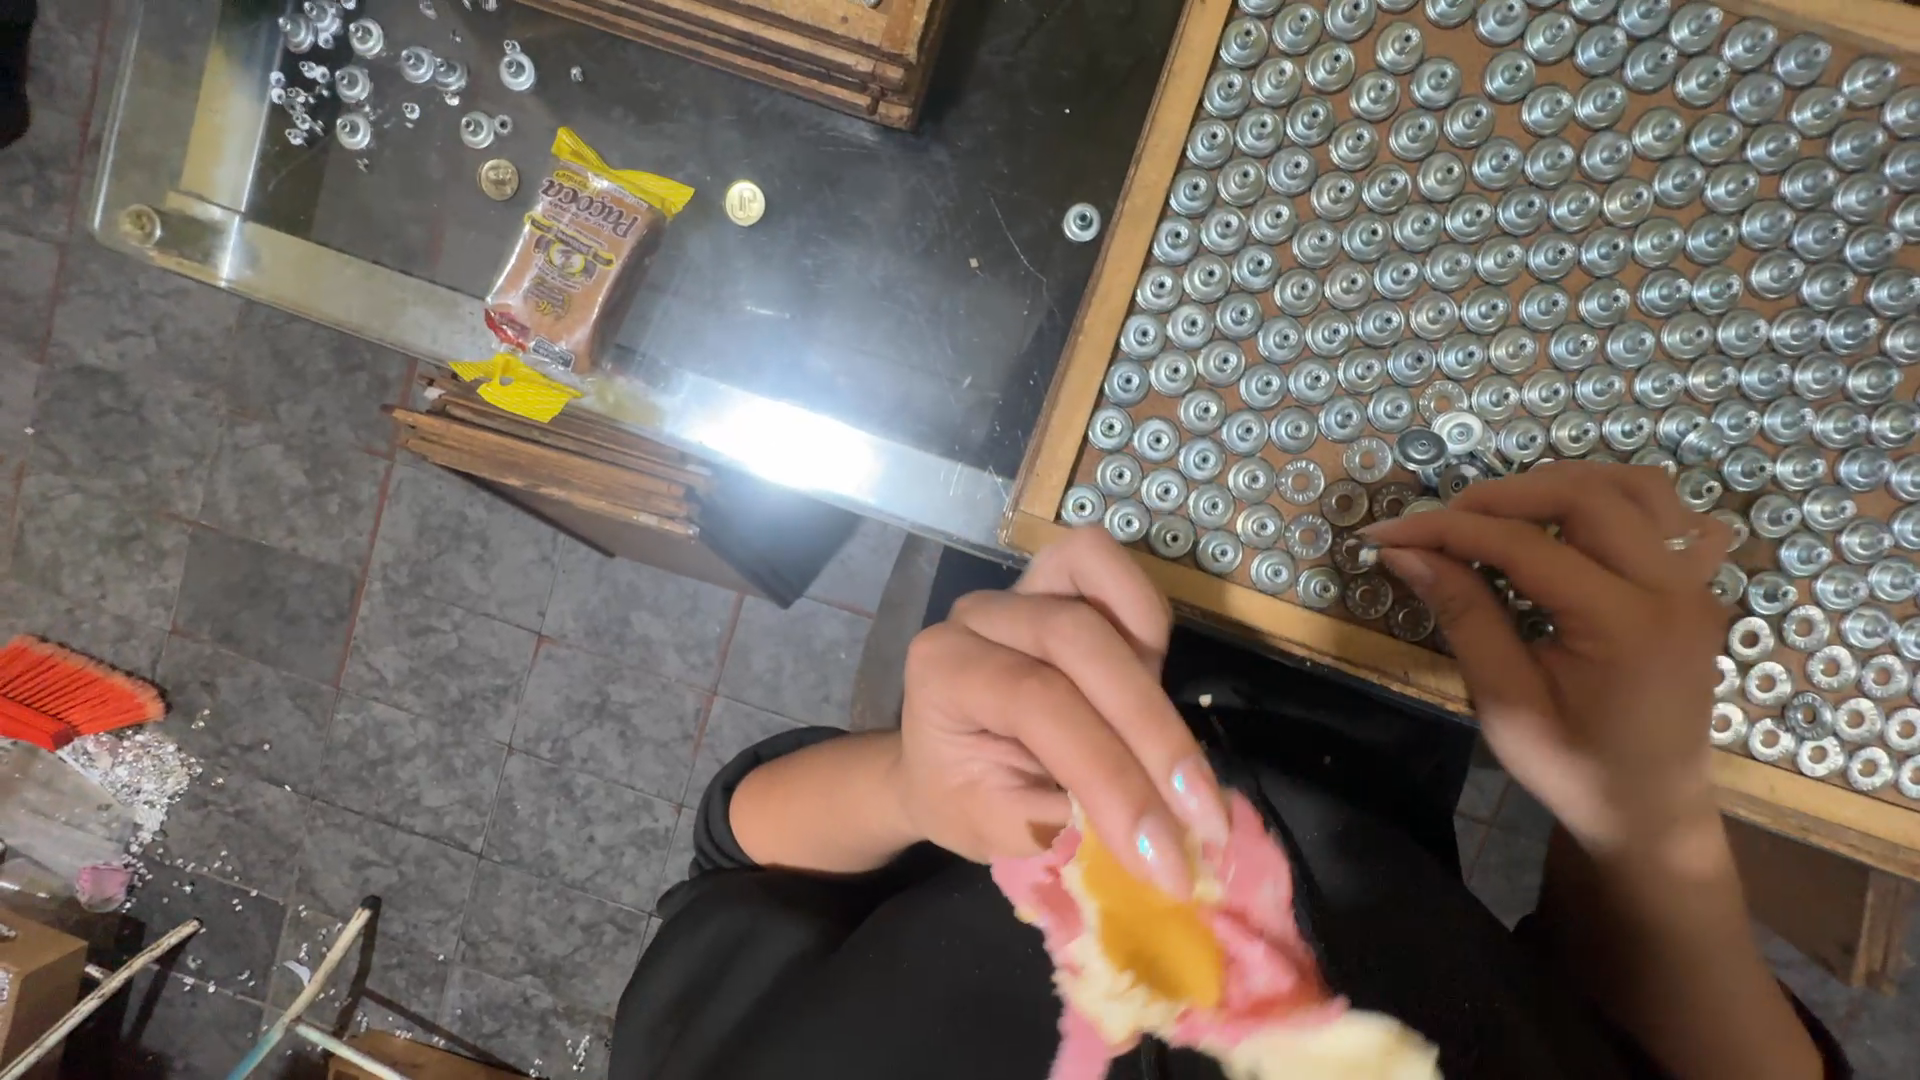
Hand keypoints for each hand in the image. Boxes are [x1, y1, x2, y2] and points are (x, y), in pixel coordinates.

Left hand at [896, 527, 1230, 895]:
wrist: (940, 760)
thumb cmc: (958, 792)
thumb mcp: (988, 826)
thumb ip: (1056, 823)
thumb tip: (1145, 836)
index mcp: (944, 668)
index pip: (1036, 701)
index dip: (1107, 775)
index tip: (1162, 856)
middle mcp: (981, 615)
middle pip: (1077, 639)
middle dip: (1149, 733)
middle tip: (1201, 822)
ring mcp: (1024, 591)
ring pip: (1100, 584)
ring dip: (1154, 675)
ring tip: (1190, 770)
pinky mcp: (1064, 585)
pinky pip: (1117, 577)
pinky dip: (1152, 624)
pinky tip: (1163, 698)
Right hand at [1361, 463, 1731, 855]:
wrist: (1651, 812)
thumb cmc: (1571, 767)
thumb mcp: (1503, 699)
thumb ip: (1463, 614)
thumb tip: (1404, 553)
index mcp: (1625, 625)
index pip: (1522, 545)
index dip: (1443, 530)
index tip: (1384, 535)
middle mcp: (1674, 589)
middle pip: (1584, 496)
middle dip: (1497, 497)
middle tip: (1437, 524)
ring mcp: (1695, 583)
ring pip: (1631, 487)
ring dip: (1553, 485)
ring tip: (1493, 514)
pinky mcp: (1693, 587)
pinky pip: (1664, 511)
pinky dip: (1605, 498)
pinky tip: (1562, 522)